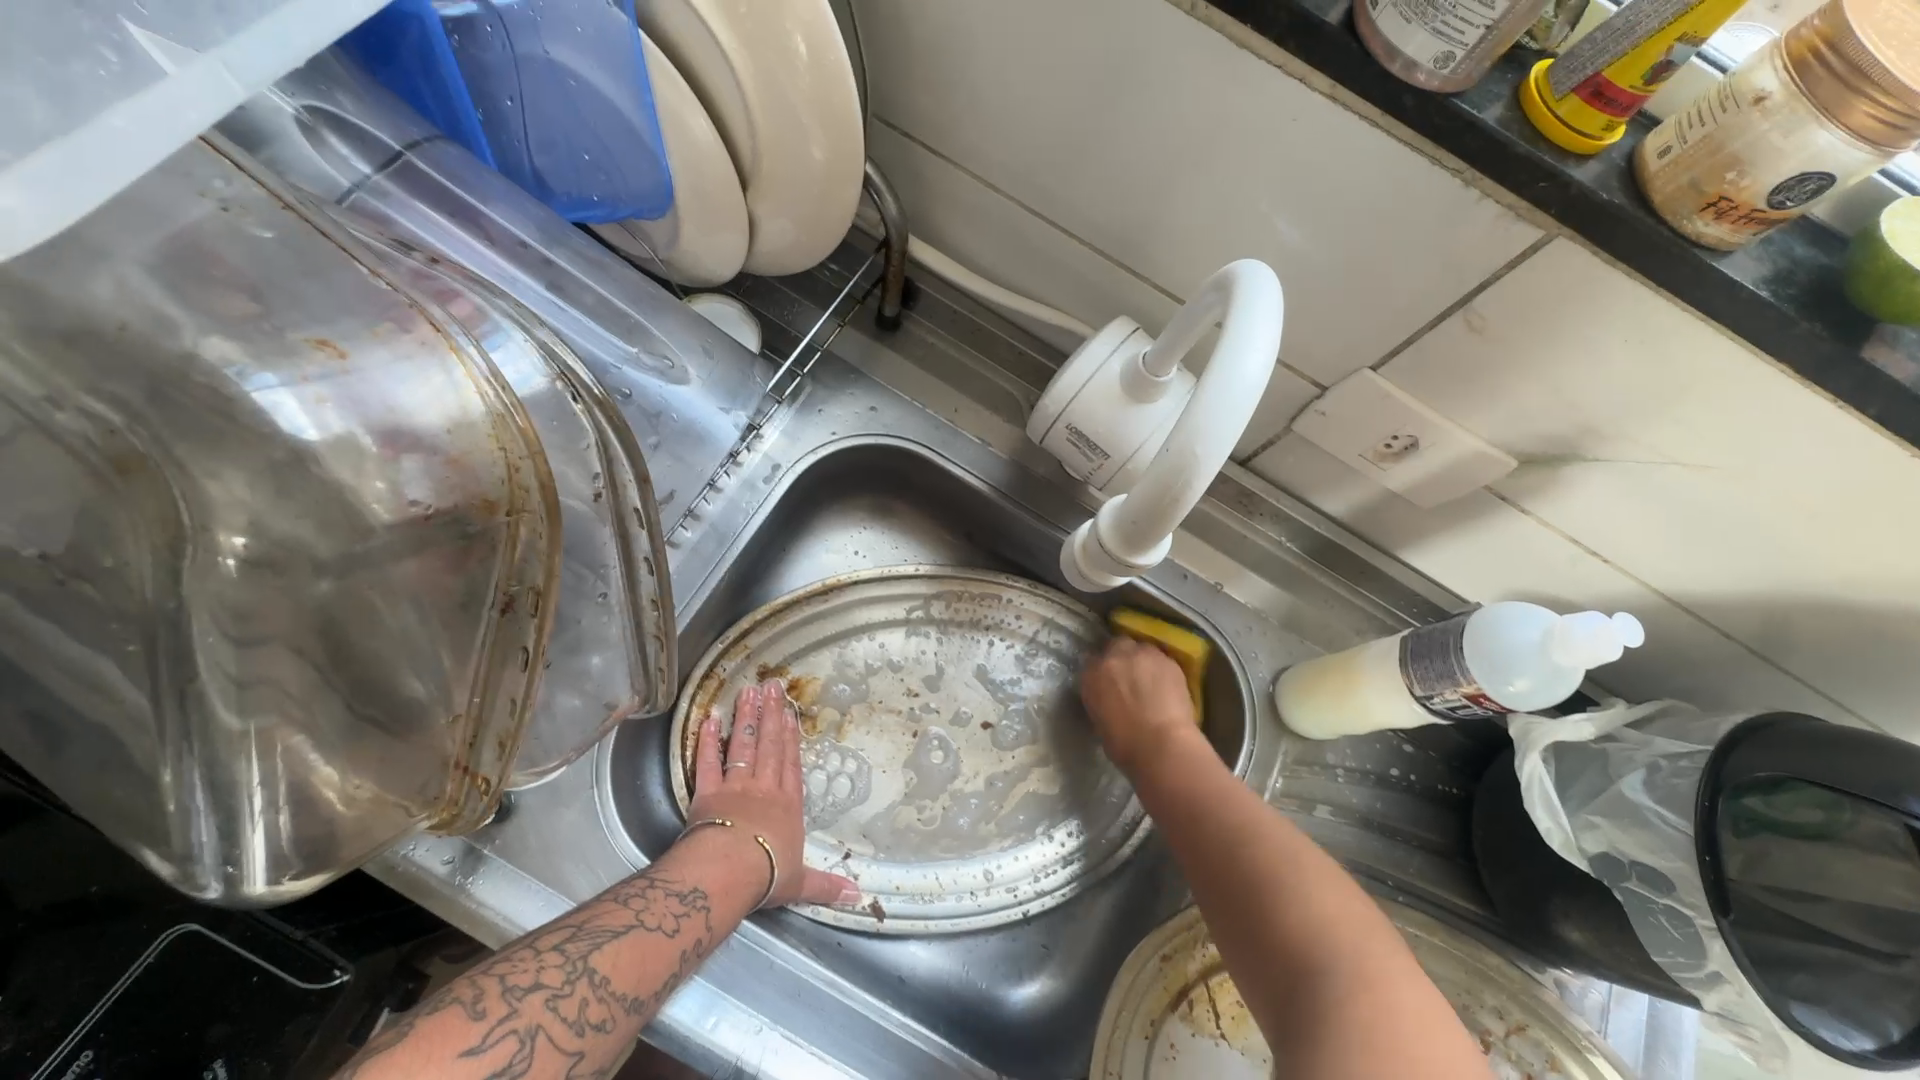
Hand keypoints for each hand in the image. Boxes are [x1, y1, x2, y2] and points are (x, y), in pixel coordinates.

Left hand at [687, 679, 858, 908]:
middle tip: (772, 685)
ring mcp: (735, 787)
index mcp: (788, 805)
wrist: (729, 871)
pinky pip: (707, 763)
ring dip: (745, 718)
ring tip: (748, 691)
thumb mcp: (801, 883)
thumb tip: (858, 898)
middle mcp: (764, 789)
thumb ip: (826, 886)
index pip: (791, 764)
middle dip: (771, 714)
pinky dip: (707, 741)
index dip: (790, 737)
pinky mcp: (707, 793)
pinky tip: (708, 720)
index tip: (789, 713)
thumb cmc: (768, 874)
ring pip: (743, 746)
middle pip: (769, 745)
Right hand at [1080, 637, 1204, 775]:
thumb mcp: (1099, 720)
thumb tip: (1110, 696)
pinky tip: (1167, 686)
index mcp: (1091, 674)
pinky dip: (1162, 669)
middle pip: (1117, 645)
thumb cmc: (1124, 744)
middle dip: (1123, 656)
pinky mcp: (1169, 660)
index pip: (1093, 662)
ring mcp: (1143, 655)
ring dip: (1144, 660)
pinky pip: (1162, 659)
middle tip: (1131, 675)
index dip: (1103, 671)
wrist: (1160, 744)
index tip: (1109, 681)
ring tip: (1152, 680)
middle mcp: (1115, 657)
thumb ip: (1101, 698)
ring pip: (1142, 648)